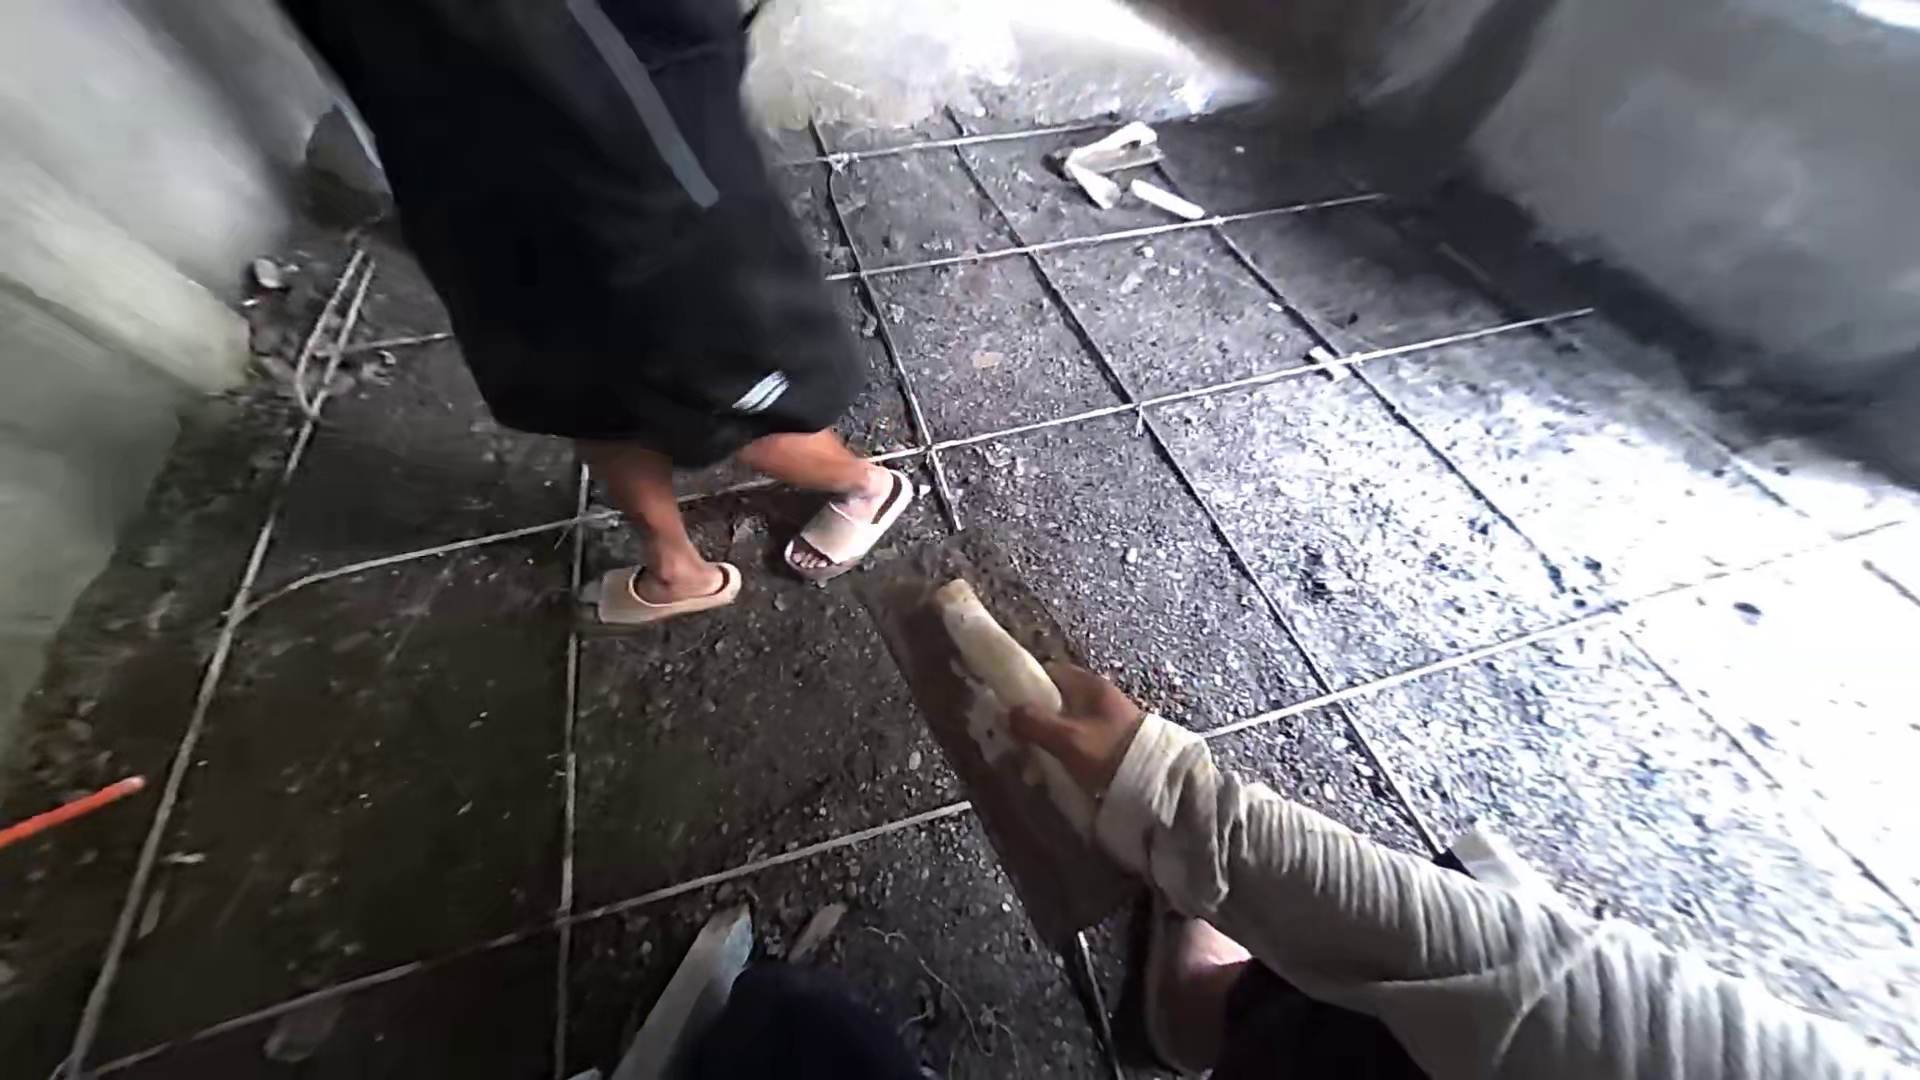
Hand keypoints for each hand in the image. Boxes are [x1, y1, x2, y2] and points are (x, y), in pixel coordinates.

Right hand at [1007, 663, 1145, 795]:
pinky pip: (1076, 743)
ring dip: (1045, 746)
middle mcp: (1096, 697)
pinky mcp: (1110, 743)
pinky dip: (1063, 757)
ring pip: (1063, 726)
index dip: (1027, 687)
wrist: (1160, 785)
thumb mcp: (1067, 738)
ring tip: (1035, 774)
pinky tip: (1055, 777)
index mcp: (1088, 685)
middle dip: (1033, 726)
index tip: (1010, 709)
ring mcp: (1105, 720)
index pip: (1049, 673)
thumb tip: (1002, 711)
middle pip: (1053, 703)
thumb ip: (1033, 723)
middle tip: (1021, 750)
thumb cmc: (1109, 752)